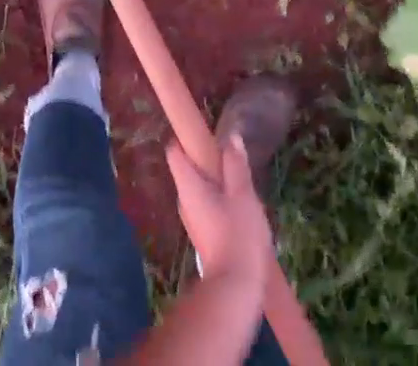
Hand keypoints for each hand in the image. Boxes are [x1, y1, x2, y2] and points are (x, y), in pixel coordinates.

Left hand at [166, 135, 273, 289]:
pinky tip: (241, 207)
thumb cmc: (238, 234)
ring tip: (242, 182)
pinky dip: (220, 200)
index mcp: (188, 185)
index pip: (175, 152)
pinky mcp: (203, 234)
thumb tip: (231, 137)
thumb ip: (235, 165)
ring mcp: (192, 219)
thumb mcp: (242, 194)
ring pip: (200, 189)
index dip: (186, 138)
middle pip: (188, 169)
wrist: (236, 285)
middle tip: (232, 157)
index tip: (205, 132)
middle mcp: (183, 200)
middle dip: (207, 160)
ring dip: (217, 182)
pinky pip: (207, 206)